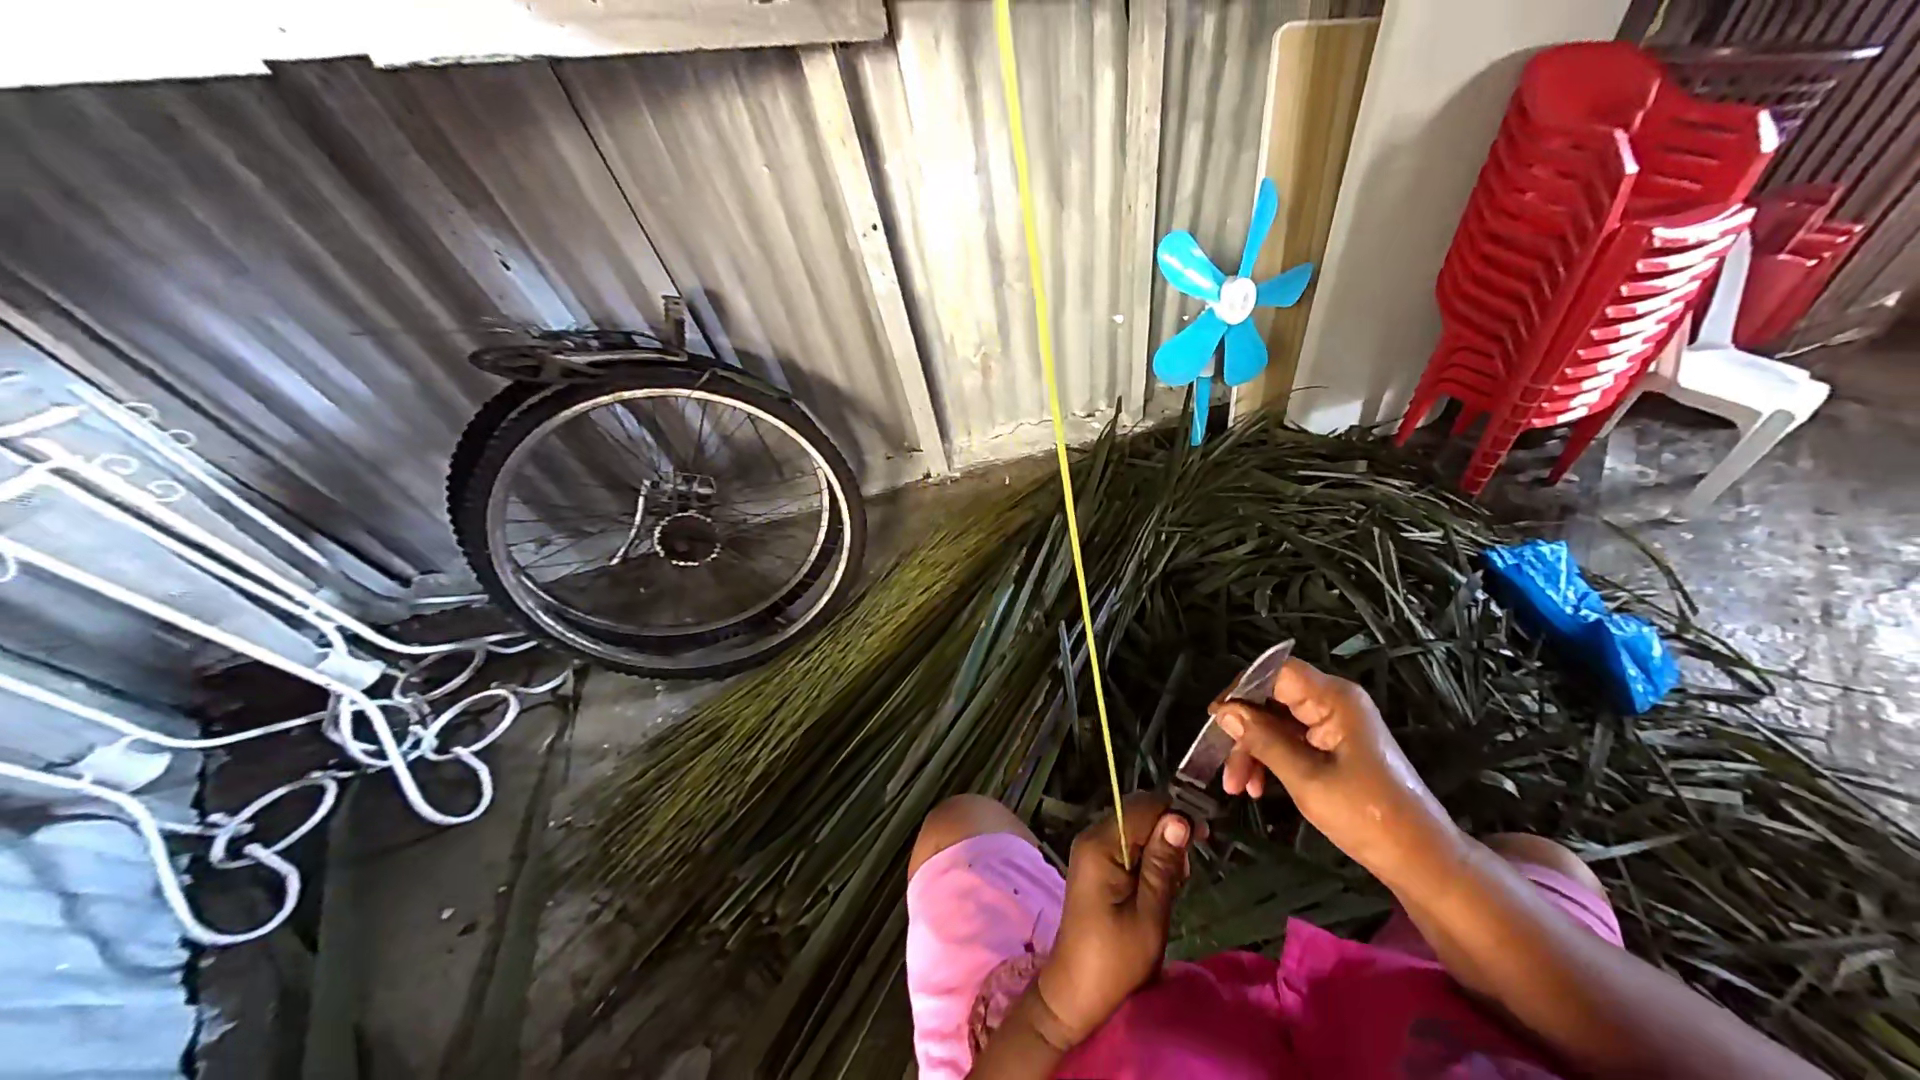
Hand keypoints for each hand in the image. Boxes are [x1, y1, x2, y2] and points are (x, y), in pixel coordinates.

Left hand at [1032, 792, 1196, 1046]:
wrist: (1076, 994)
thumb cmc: (1115, 961)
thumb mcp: (1149, 914)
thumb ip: (1164, 864)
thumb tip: (1180, 818)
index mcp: (1100, 844)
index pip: (1143, 806)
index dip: (1175, 815)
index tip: (1202, 838)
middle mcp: (1091, 837)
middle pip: (1138, 813)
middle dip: (1168, 831)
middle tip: (1185, 872)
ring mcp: (1091, 850)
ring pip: (1136, 828)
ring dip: (1161, 848)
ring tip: (1173, 884)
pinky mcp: (1096, 865)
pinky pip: (1128, 845)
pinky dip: (1148, 859)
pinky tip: (1158, 887)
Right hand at [1209, 657, 1465, 887]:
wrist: (1420, 859)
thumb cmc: (1366, 815)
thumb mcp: (1305, 778)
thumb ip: (1262, 740)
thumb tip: (1224, 712)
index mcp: (1334, 699)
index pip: (1276, 671)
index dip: (1241, 688)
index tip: (1215, 719)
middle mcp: (1333, 703)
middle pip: (1271, 698)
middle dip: (1243, 730)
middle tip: (1222, 764)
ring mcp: (1334, 725)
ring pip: (1274, 722)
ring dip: (1251, 750)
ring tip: (1237, 787)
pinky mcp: (1333, 746)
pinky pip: (1289, 740)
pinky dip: (1269, 759)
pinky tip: (1257, 788)